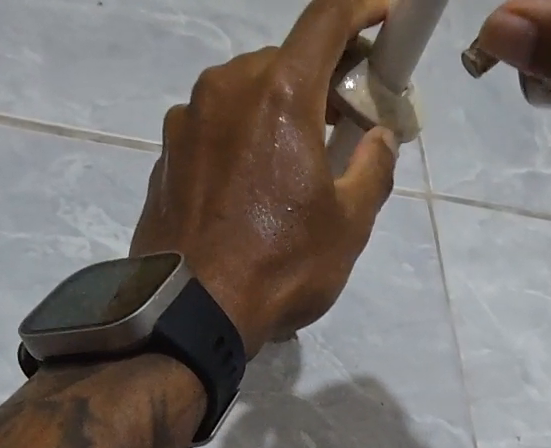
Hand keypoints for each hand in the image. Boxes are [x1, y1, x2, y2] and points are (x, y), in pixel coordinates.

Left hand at [131, 0, 400, 356]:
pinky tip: (252, 190)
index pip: (327, 18)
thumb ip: (373, 168)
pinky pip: (215, 129)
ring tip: (295, 165)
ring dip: (278, 112)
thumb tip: (378, 136)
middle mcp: (226, 87)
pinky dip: (242, 140)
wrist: (191, 313)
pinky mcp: (165, 154)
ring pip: (245, 93)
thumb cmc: (281, 267)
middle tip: (345, 121)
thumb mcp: (348, 225)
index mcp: (280, 93)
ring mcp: (187, 120)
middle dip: (322, 79)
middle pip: (284, 60)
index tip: (385, 17)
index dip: (363, 8)